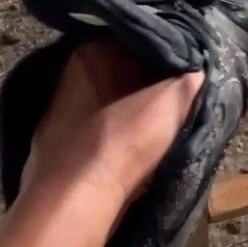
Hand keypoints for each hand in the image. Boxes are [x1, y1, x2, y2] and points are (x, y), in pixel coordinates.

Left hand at [24, 40, 202, 200]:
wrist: (75, 205)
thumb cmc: (123, 139)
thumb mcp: (172, 101)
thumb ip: (188, 79)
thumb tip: (197, 71)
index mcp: (91, 52)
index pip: (137, 41)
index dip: (165, 56)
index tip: (185, 71)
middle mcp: (67, 78)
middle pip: (118, 73)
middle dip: (143, 84)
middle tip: (173, 98)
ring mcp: (54, 117)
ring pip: (103, 107)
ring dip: (125, 114)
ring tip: (154, 128)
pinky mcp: (50, 153)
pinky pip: (90, 137)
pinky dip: (107, 141)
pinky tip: (125, 155)